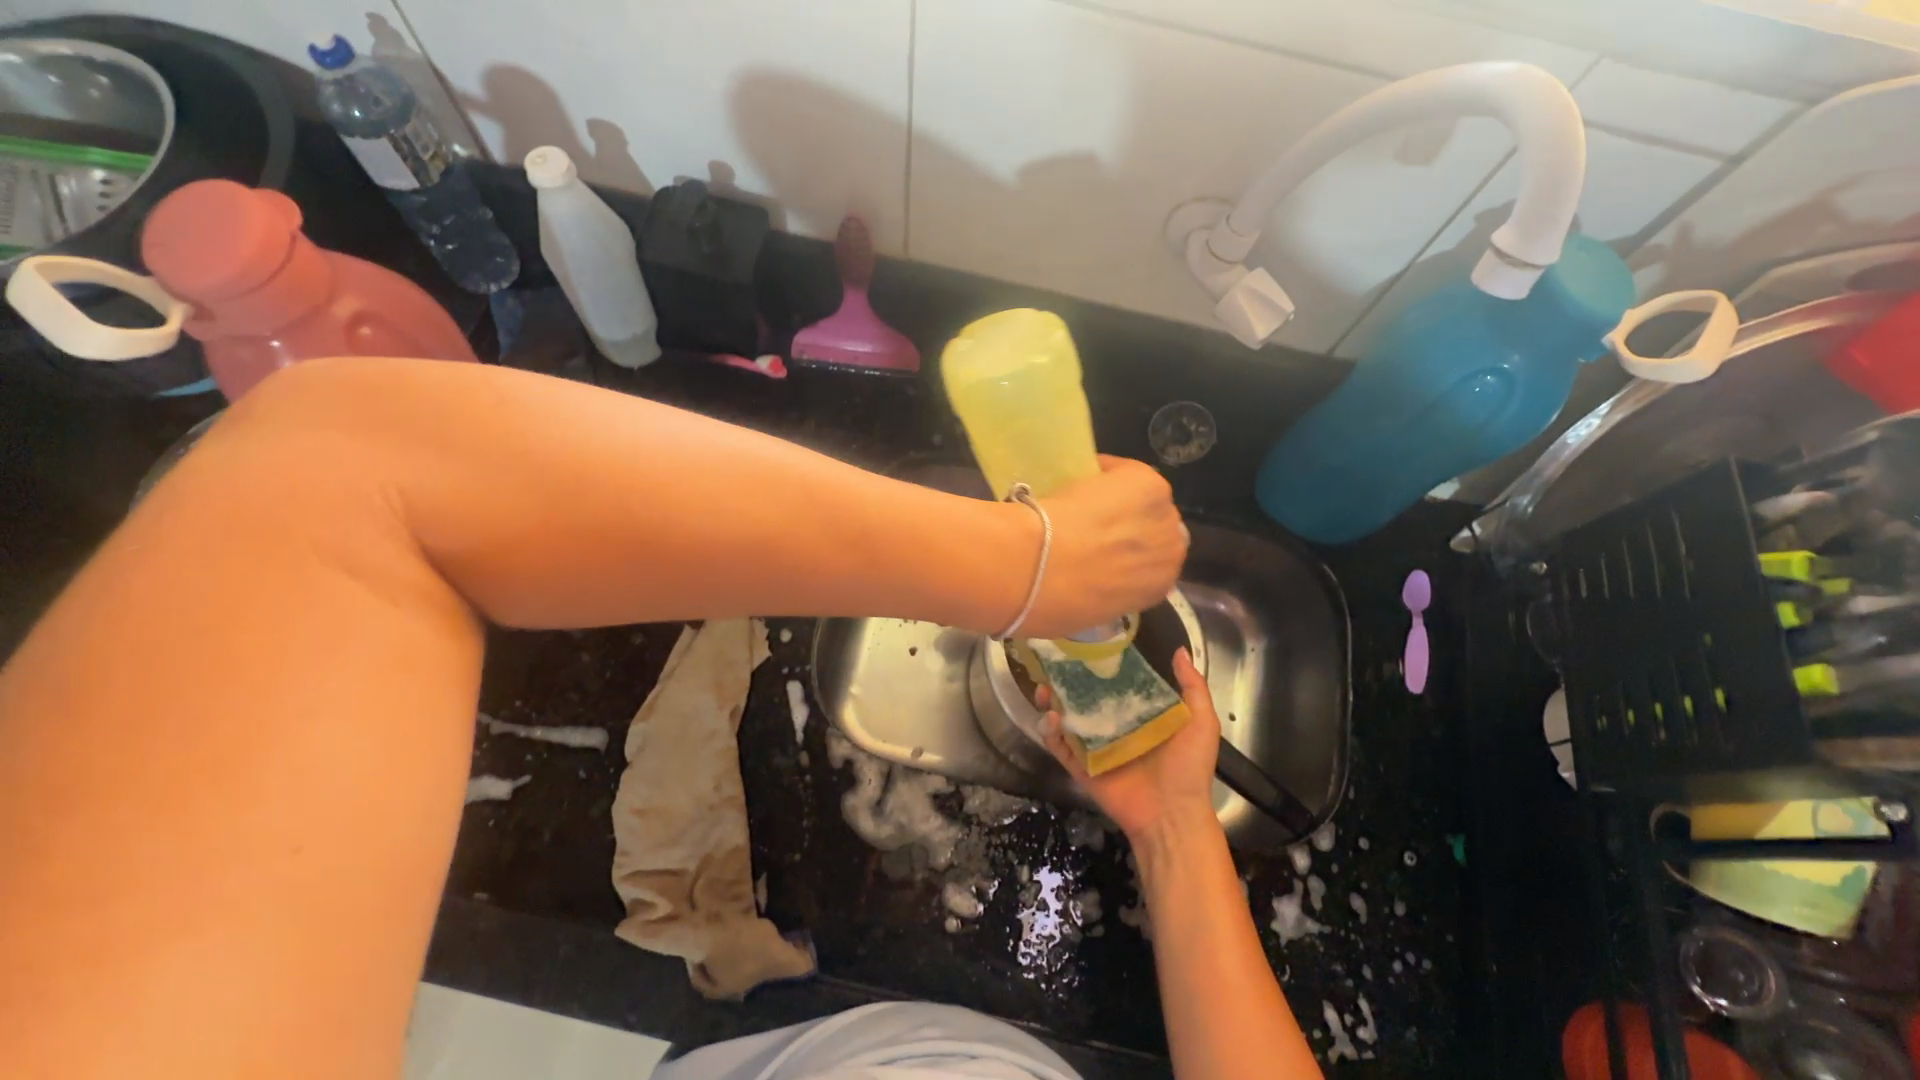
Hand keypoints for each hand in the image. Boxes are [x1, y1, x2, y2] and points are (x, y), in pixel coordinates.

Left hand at [1016, 455, 1186, 638]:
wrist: (1047, 568)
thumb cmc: (1060, 601)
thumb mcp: (1089, 609)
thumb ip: (1103, 591)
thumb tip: (1089, 584)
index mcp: (1159, 587)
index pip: (1152, 563)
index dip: (1128, 550)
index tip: (1104, 546)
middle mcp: (1172, 551)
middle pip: (1155, 527)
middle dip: (1130, 525)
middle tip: (1096, 522)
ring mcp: (1163, 514)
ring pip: (1143, 498)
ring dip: (1120, 498)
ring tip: (1086, 500)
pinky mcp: (1150, 484)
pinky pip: (1127, 471)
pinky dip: (1105, 470)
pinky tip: (1080, 479)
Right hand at [1040, 647, 1219, 841]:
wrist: (1172, 814)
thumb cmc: (1189, 767)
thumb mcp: (1201, 721)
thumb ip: (1193, 686)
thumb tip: (1180, 650)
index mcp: (1141, 716)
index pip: (1116, 685)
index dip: (1100, 668)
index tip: (1087, 647)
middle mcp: (1115, 729)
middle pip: (1084, 700)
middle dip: (1067, 684)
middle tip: (1054, 667)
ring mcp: (1095, 749)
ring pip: (1066, 721)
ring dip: (1052, 704)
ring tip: (1044, 689)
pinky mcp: (1081, 768)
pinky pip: (1060, 748)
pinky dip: (1050, 733)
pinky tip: (1050, 717)